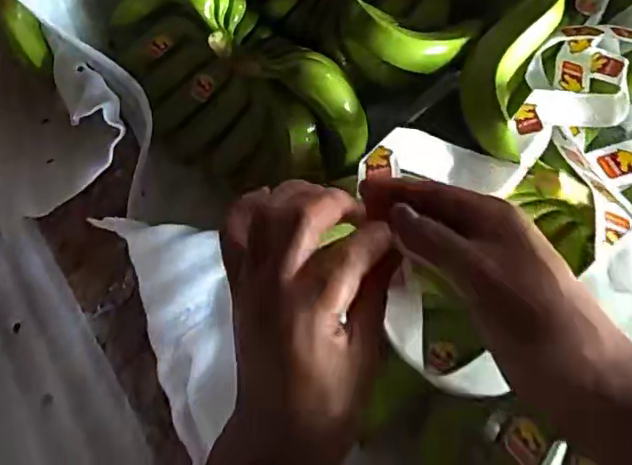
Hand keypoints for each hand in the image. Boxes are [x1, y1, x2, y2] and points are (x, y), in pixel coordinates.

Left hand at [209, 182, 398, 464]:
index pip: (354, 246)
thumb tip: (397, 246)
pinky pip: (234, 226)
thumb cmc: (328, 405)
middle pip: (305, 211)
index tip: (397, 234)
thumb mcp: (366, 355)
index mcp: (312, 305)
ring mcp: (251, 277)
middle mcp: (276, 281)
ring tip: (326, 203)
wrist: (273, 437)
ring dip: (302, 194)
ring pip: (269, 208)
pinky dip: (253, 204)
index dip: (381, 234)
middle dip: (341, 201)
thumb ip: (377, 293)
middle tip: (363, 215)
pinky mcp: (237, 279)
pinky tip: (277, 202)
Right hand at [360, 177, 631, 424]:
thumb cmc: (535, 321)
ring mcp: (498, 259)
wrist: (592, 379)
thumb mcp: (481, 277)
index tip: (361, 186)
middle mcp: (495, 228)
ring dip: (412, 229)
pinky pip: (453, 259)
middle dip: (401, 205)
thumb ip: (437, 242)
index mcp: (494, 214)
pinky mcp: (498, 288)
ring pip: (445, 234)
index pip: (435, 191)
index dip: (398, 187)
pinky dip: (427, 255)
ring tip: (375, 232)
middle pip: (439, 208)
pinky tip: (411, 265)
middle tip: (359, 209)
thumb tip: (396, 211)